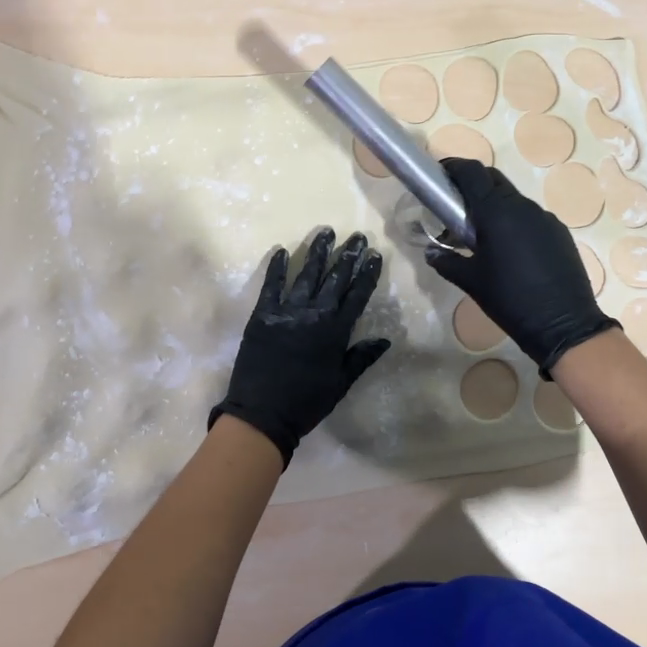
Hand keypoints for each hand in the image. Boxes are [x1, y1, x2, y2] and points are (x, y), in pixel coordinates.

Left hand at [211, 228, 390, 464]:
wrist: (262, 414)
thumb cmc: (306, 402)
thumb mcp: (340, 383)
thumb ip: (361, 358)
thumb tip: (384, 339)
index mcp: (336, 332)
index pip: (357, 295)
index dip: (367, 274)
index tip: (375, 255)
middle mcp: (314, 315)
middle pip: (334, 279)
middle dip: (347, 256)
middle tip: (357, 237)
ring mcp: (287, 312)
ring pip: (306, 275)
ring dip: (317, 252)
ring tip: (326, 232)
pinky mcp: (262, 314)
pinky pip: (271, 285)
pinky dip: (277, 267)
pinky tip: (282, 250)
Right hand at [424, 158, 618, 376]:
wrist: (564, 324)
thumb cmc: (510, 301)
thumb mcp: (471, 282)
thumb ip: (446, 261)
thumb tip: (430, 251)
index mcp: (497, 213)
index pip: (472, 172)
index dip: (453, 168)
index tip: (439, 176)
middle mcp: (522, 207)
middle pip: (493, 179)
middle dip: (472, 184)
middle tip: (454, 205)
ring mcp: (544, 218)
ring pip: (512, 198)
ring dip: (493, 205)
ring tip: (481, 232)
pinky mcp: (559, 232)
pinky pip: (530, 216)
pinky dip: (513, 221)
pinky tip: (510, 249)